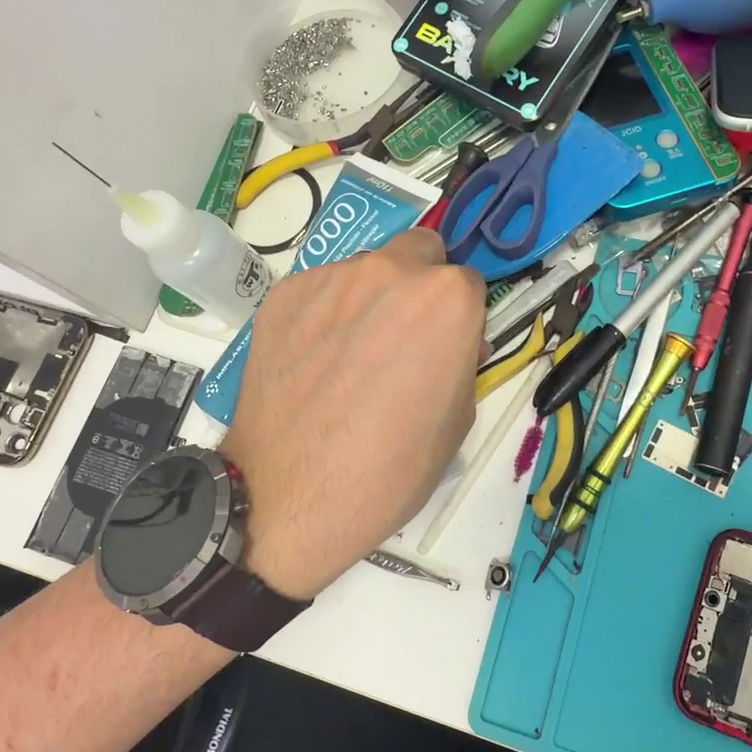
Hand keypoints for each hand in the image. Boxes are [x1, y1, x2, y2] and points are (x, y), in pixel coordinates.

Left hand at [221, 229, 485, 599]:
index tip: (448, 349)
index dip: (462, 319)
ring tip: (351, 357)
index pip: (469, 284)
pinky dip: (327, 314)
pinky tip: (316, 362)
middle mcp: (389, 271)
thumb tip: (447, 343)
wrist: (290, 497)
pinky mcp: (283, 295)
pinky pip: (321, 291)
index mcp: (446, 299)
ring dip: (372, 298)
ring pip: (367, 270)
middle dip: (422, 285)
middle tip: (405, 339)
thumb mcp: (458, 420)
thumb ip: (460, 359)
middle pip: (420, 253)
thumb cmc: (391, 469)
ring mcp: (330, 278)